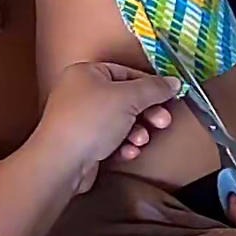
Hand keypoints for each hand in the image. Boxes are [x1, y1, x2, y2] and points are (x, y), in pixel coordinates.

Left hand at [31, 62, 181, 192]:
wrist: (61, 162)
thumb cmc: (91, 121)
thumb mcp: (129, 98)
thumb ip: (154, 89)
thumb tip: (174, 82)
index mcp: (87, 73)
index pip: (127, 73)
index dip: (150, 85)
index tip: (170, 97)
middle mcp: (81, 93)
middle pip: (126, 99)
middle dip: (147, 113)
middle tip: (162, 122)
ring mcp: (81, 120)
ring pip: (121, 122)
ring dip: (136, 132)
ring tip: (140, 141)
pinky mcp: (84, 144)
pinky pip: (111, 140)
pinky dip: (122, 145)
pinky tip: (127, 153)